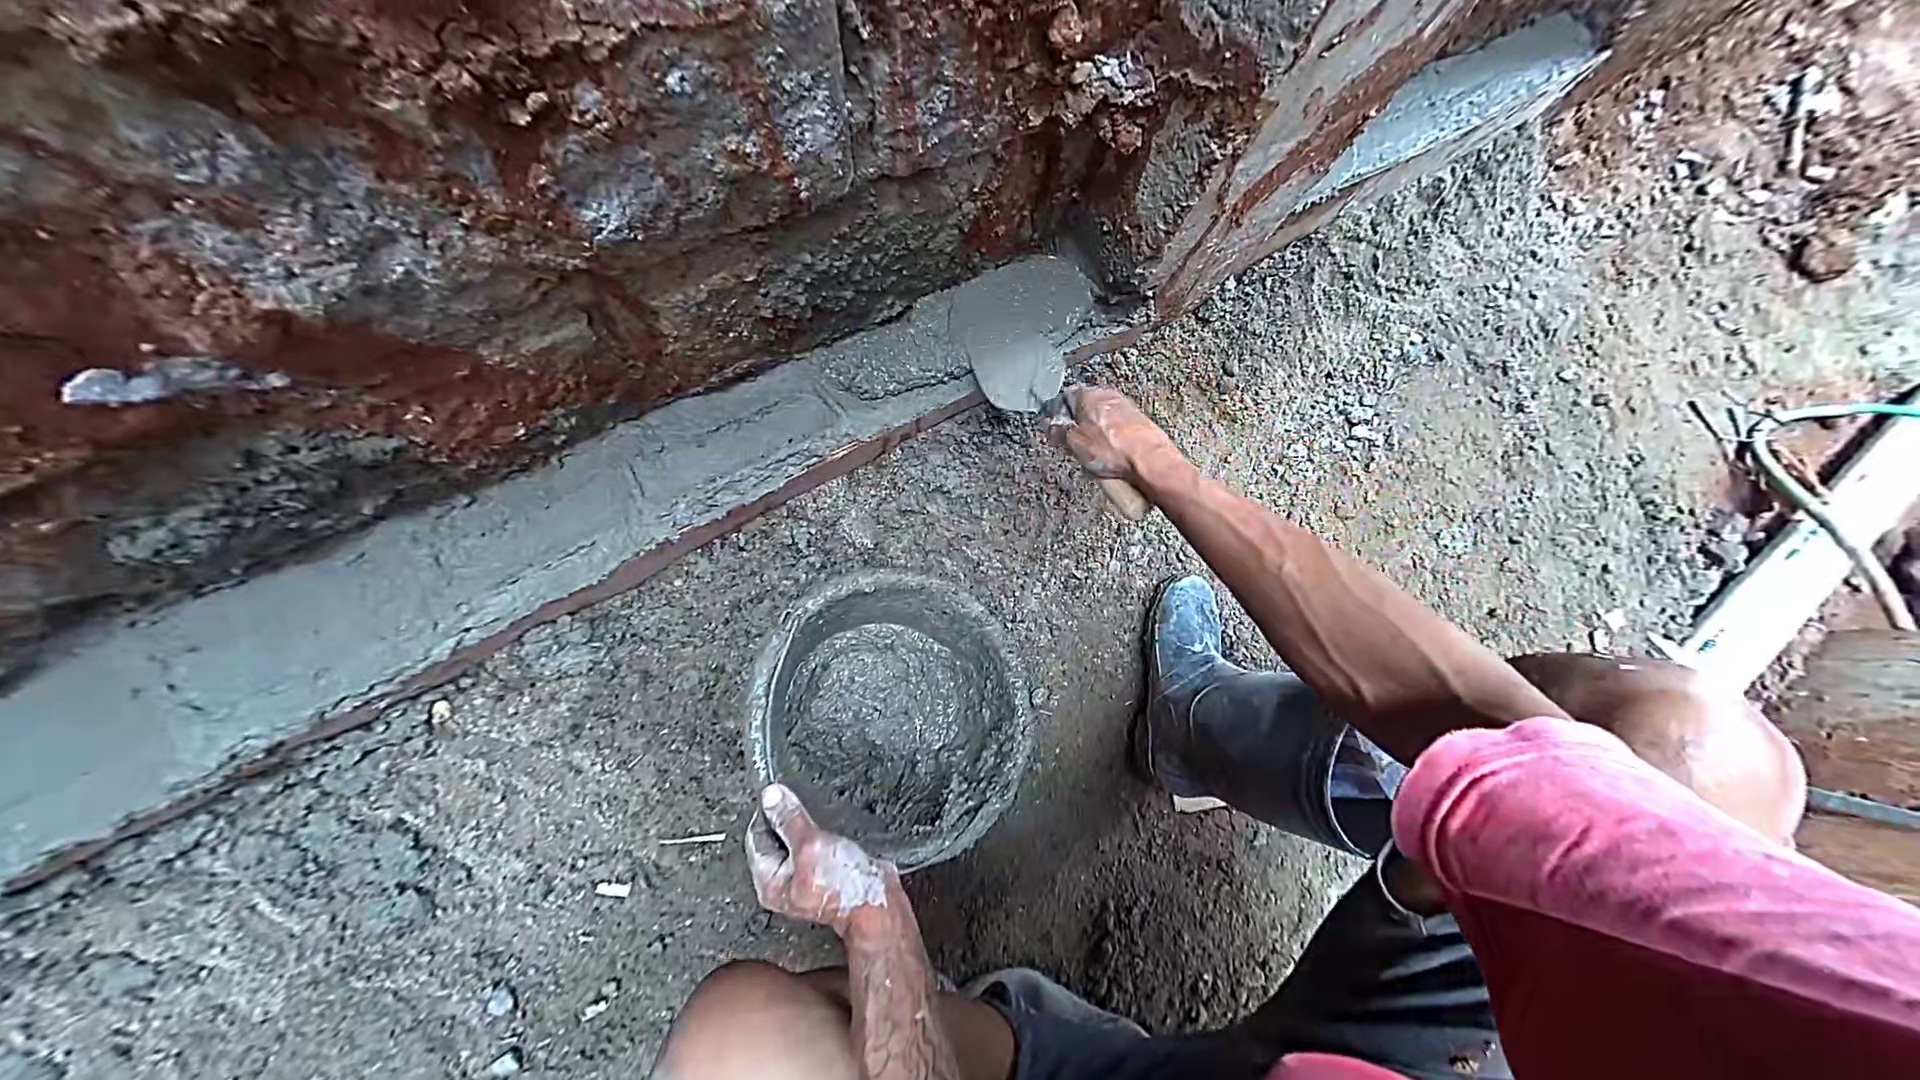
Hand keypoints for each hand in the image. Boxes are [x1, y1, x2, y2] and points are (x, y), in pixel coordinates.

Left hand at [745, 783, 899, 935]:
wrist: (876, 901)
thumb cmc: (841, 886)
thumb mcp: (810, 844)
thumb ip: (788, 819)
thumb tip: (770, 796)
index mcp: (769, 882)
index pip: (756, 837)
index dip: (767, 812)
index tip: (780, 794)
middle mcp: (783, 882)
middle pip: (775, 838)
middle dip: (786, 817)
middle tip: (799, 801)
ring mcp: (803, 877)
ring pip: (796, 840)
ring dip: (805, 824)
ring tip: (816, 814)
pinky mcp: (823, 872)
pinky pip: (814, 845)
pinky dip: (820, 832)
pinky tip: (830, 827)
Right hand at [1056, 385, 1182, 483]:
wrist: (1151, 461)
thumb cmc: (1115, 451)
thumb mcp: (1074, 443)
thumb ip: (1058, 431)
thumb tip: (1050, 425)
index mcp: (1090, 394)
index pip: (1065, 397)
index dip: (1057, 415)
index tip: (1054, 430)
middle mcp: (1110, 396)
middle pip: (1085, 410)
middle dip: (1079, 427)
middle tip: (1075, 447)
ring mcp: (1127, 409)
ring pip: (1102, 422)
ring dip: (1097, 437)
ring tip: (1096, 457)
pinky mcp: (1140, 424)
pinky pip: (1118, 433)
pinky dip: (1113, 444)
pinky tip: (1114, 458)